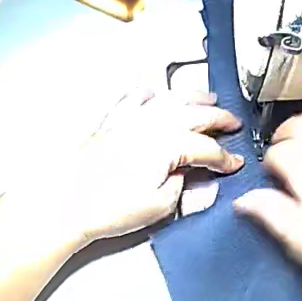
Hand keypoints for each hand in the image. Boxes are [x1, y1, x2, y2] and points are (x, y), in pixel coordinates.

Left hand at [11, 88, 244, 247]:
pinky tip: (154, 93)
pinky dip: (149, 93)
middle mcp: (152, 125)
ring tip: (207, 99)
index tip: (234, 164)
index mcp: (169, 145)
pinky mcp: (111, 123)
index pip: (208, 148)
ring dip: (193, 97)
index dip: (225, 157)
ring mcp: (131, 120)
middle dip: (219, 118)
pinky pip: (134, 98)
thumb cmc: (107, 207)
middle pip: (195, 114)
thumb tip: (194, 179)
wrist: (67, 204)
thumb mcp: (160, 206)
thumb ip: (184, 188)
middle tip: (233, 124)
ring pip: (170, 98)